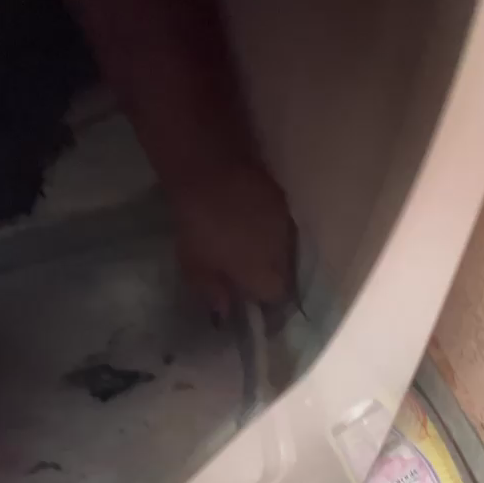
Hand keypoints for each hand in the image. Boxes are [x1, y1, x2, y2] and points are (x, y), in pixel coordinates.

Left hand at [168, 161, 295, 312]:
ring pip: (283, 250)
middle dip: (267, 277)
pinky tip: (249, 222)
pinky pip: (278, 226)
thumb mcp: (196, 266)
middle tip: (244, 272)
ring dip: (268, 252)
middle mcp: (285, 257)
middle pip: (283, 276)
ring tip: (245, 245)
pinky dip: (266, 229)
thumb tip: (223, 314)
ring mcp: (287, 227)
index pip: (275, 300)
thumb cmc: (201, 226)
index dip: (262, 301)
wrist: (210, 167)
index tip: (247, 298)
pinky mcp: (282, 200)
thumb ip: (213, 293)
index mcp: (267, 278)